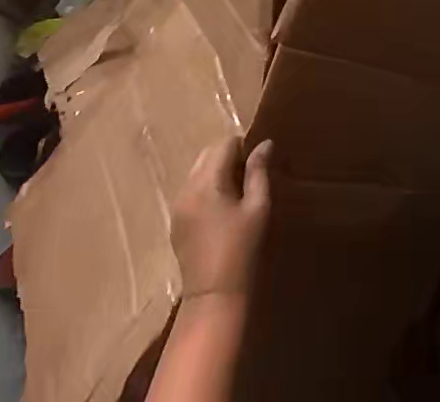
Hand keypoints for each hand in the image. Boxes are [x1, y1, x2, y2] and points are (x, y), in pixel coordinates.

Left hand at [170, 137, 271, 299]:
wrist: (214, 295)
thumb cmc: (242, 249)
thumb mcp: (258, 208)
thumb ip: (259, 171)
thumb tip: (265, 143)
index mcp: (208, 182)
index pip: (224, 144)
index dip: (243, 147)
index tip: (256, 165)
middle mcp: (187, 187)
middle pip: (208, 153)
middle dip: (228, 156)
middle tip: (248, 177)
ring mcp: (177, 204)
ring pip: (197, 170)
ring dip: (215, 171)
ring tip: (235, 194)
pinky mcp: (175, 220)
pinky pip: (190, 190)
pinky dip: (205, 188)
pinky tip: (220, 211)